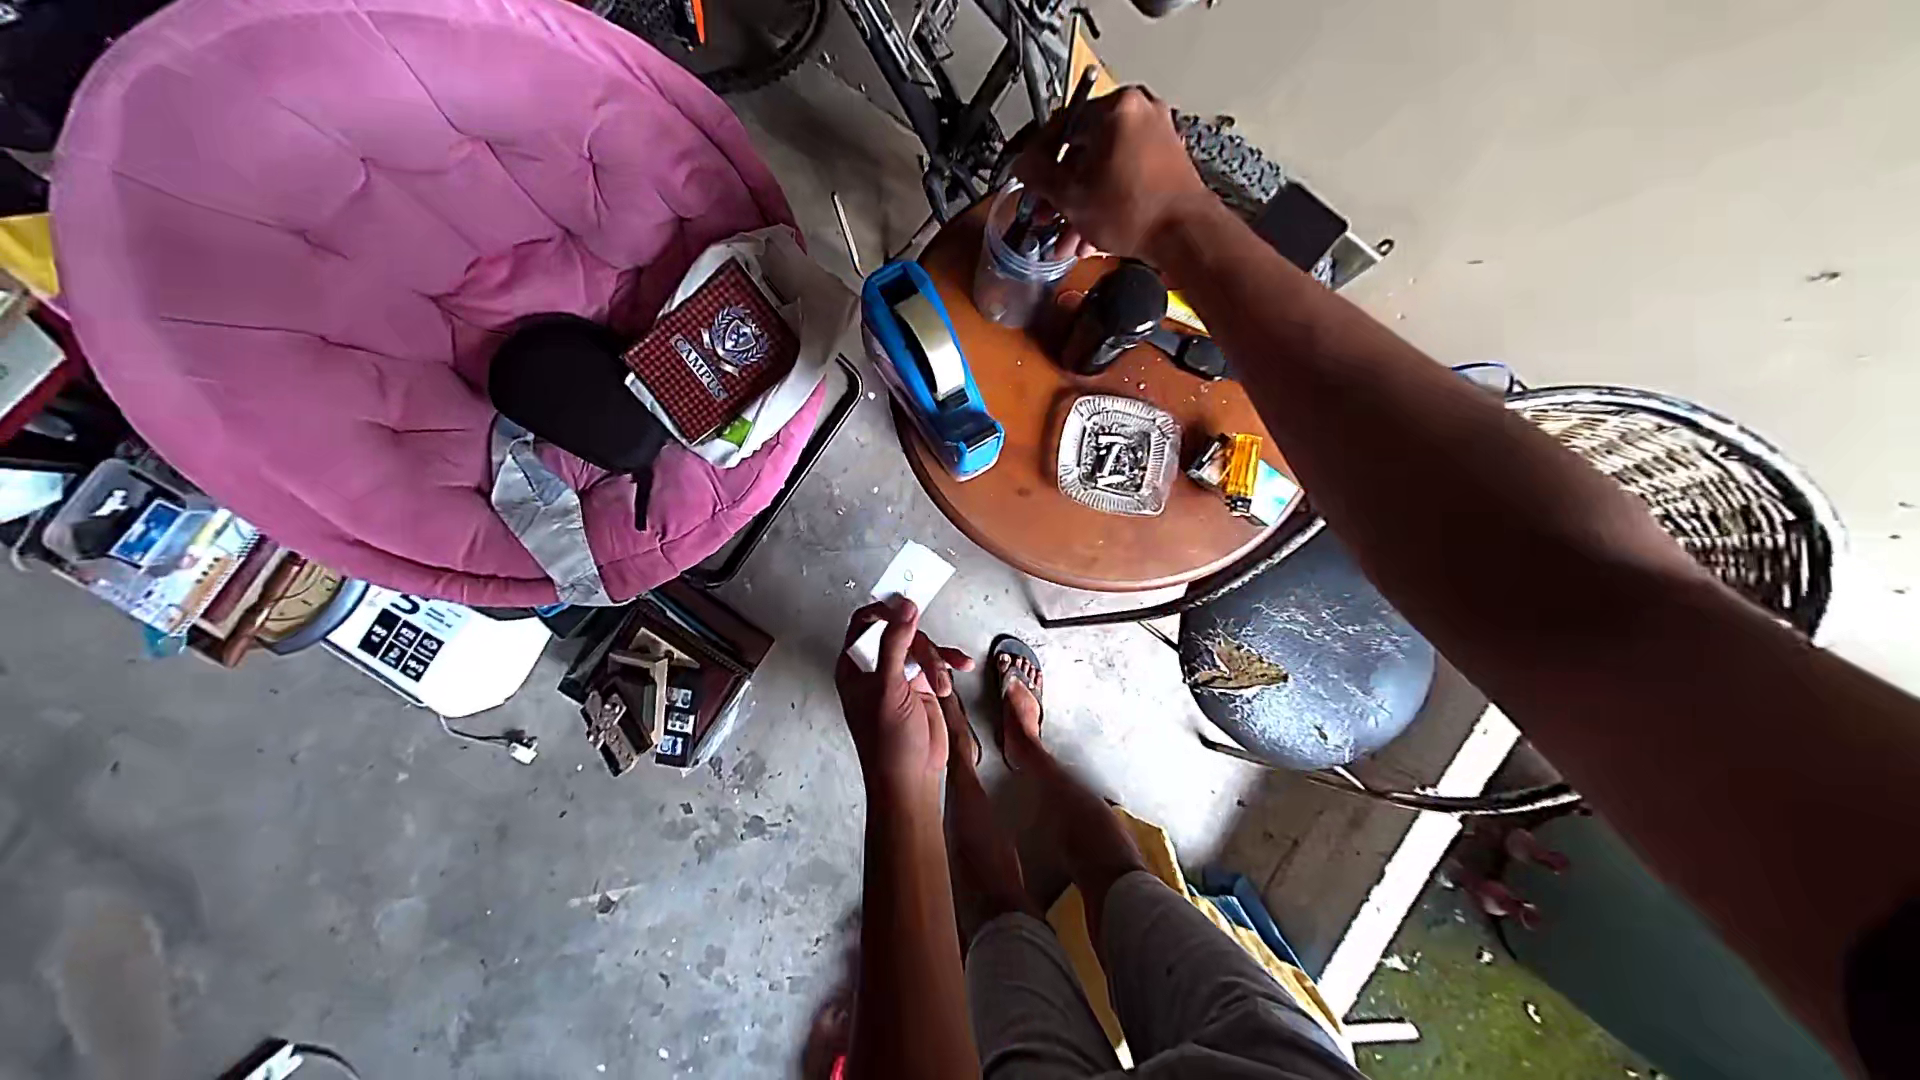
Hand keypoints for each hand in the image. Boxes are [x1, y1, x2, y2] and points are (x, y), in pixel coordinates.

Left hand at [835, 600, 974, 803]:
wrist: (912, 779)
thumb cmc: (888, 745)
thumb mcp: (888, 688)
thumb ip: (895, 644)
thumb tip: (904, 608)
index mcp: (854, 666)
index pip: (866, 623)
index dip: (886, 612)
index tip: (908, 607)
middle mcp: (875, 667)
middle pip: (900, 631)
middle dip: (920, 645)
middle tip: (930, 660)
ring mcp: (900, 676)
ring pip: (921, 646)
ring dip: (937, 661)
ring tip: (943, 686)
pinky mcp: (921, 685)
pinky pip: (937, 662)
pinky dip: (949, 664)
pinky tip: (960, 667)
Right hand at [1012, 85, 1217, 261]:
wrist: (1184, 235)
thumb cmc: (1138, 211)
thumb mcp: (1072, 197)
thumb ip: (1040, 176)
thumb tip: (1025, 165)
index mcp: (1117, 107)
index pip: (1061, 126)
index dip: (1038, 159)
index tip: (1030, 178)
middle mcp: (1140, 113)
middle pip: (1083, 151)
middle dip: (1062, 192)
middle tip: (1047, 212)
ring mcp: (1156, 137)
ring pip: (1103, 170)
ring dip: (1081, 205)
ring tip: (1068, 235)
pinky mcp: (1165, 163)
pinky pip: (1123, 178)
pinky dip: (1105, 202)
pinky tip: (1091, 233)